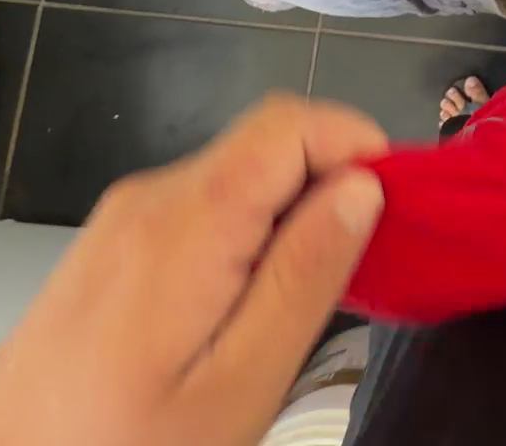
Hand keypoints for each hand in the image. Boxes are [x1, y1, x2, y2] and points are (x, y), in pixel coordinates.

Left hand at [0, 95, 386, 445]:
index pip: (290, 122)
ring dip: (294, 204)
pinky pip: (209, 199)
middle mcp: (152, 196)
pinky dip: (254, 222)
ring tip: (303, 286)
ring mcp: (127, 215)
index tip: (389, 201)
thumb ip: (306, 273)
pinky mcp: (117, 240)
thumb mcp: (238, 383)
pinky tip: (250, 292)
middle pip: (269, 140)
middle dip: (331, 177)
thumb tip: (363, 187)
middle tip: (356, 255)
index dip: (353, 141)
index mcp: (184, 219)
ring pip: (244, 169)